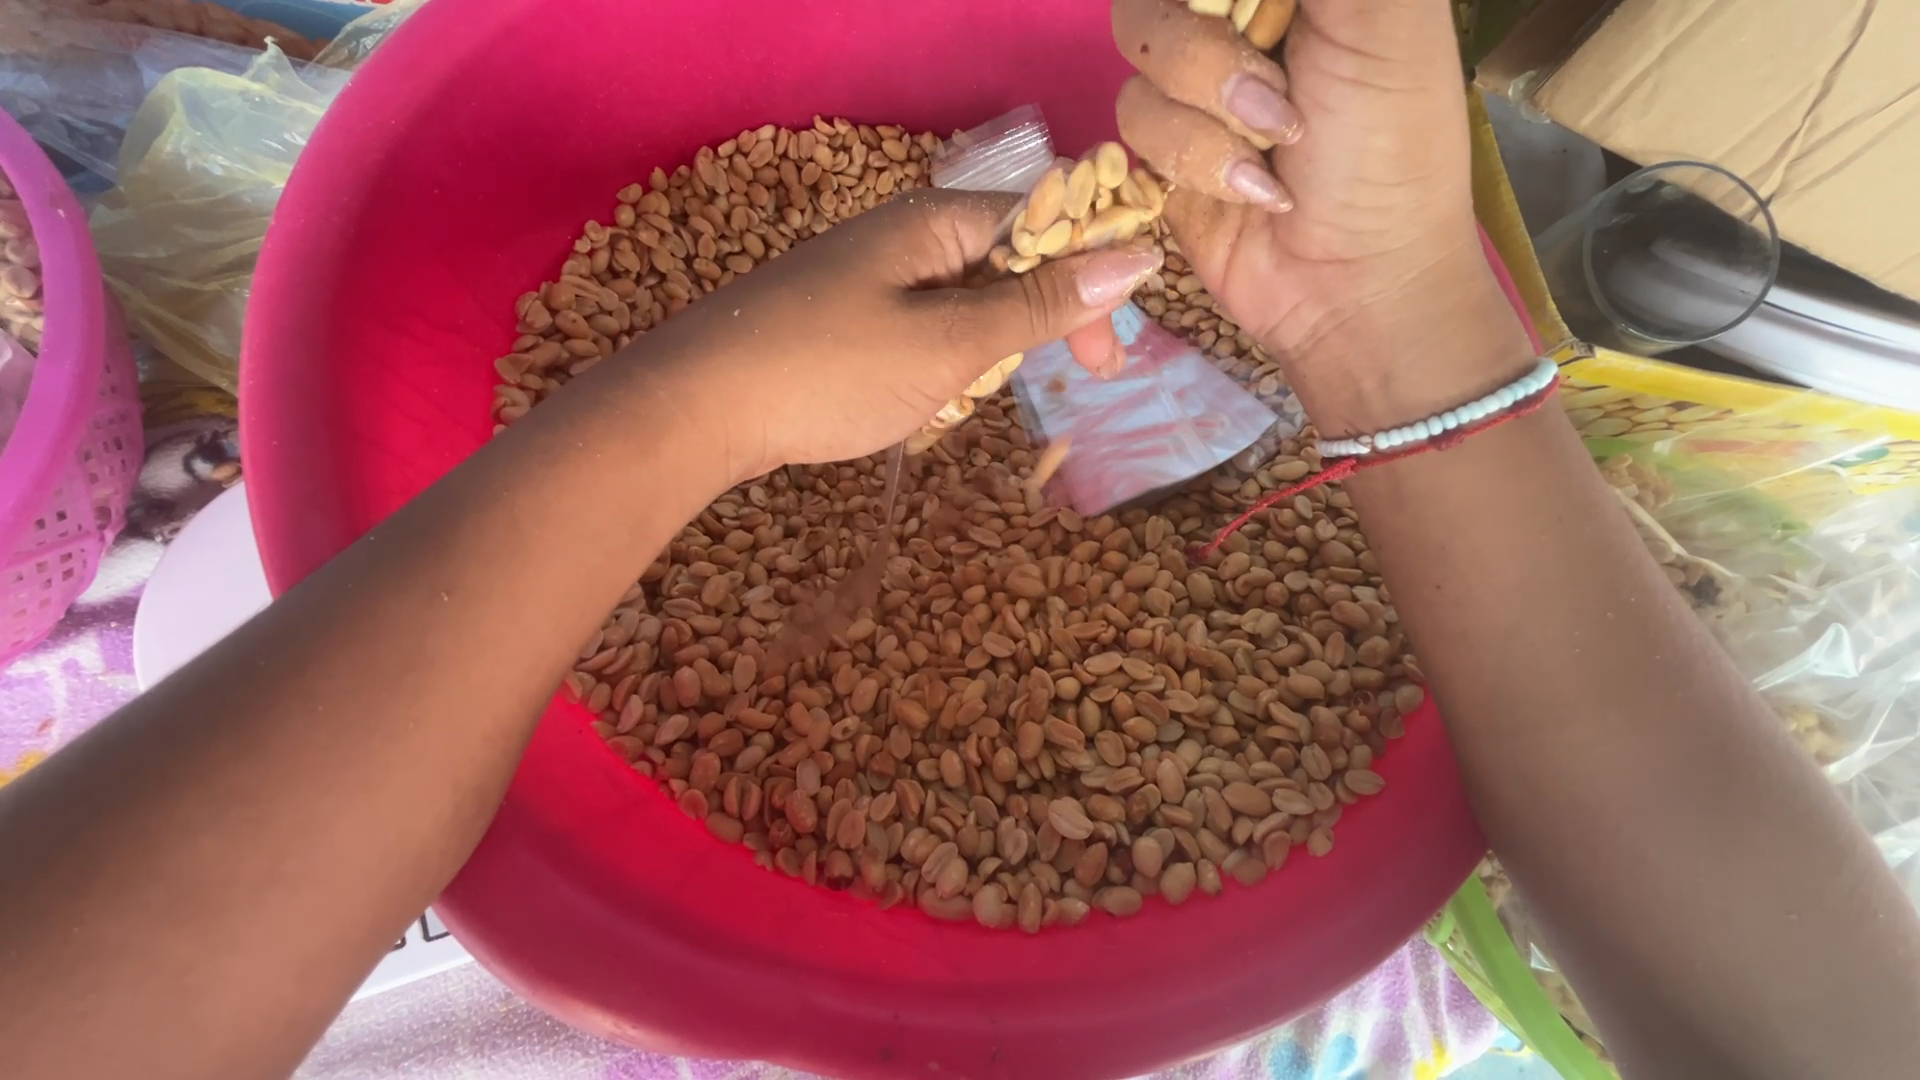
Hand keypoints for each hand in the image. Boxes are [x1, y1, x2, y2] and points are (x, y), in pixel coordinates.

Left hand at [638, 189, 1162, 480]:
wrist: (701, 408)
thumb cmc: (831, 370)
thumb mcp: (948, 342)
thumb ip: (1038, 305)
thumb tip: (1134, 261)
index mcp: (933, 223)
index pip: (1041, 227)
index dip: (1090, 282)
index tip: (1109, 358)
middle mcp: (904, 240)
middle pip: (1006, 264)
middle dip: (1047, 323)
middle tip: (1082, 382)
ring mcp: (872, 283)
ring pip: (966, 306)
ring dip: (993, 352)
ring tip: (983, 400)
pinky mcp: (849, 324)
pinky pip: (924, 334)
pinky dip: (945, 368)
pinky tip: (933, 405)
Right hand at [1111, 0, 1522, 426]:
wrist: (1353, 281)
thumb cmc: (1390, 149)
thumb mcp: (1390, 21)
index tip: (1252, 23)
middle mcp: (1233, 28)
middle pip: (1153, 6)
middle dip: (1207, 60)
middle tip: (1275, 101)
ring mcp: (1191, 100)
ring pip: (1139, 73)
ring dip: (1208, 124)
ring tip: (1271, 158)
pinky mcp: (1161, 164)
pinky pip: (1133, 135)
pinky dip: (1193, 164)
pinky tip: (1247, 193)